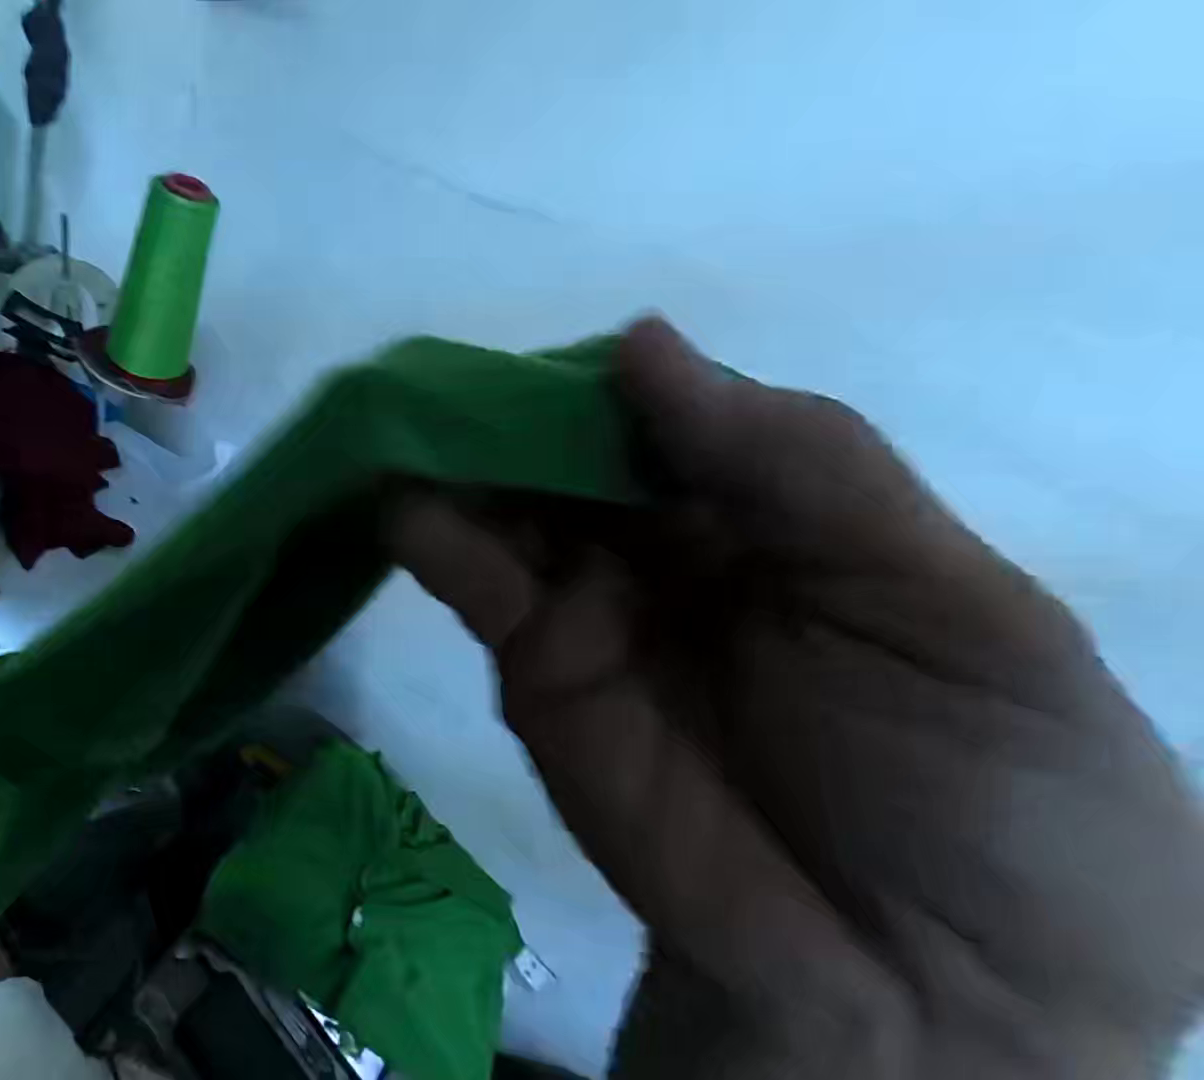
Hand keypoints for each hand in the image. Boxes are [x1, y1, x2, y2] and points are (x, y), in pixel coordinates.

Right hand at [391, 319, 1203, 1077]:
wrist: (896, 986)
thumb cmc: (971, 790)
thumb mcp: (941, 605)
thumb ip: (797, 467)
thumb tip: (640, 339)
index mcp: (774, 510)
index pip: (671, 416)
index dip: (616, 384)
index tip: (560, 359)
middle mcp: (667, 543)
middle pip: (572, 455)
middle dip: (515, 416)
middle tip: (445, 382)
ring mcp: (586, 602)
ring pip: (510, 510)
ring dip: (458, 468)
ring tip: (403, 430)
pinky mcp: (528, 661)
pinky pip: (477, 582)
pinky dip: (436, 540)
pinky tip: (401, 506)